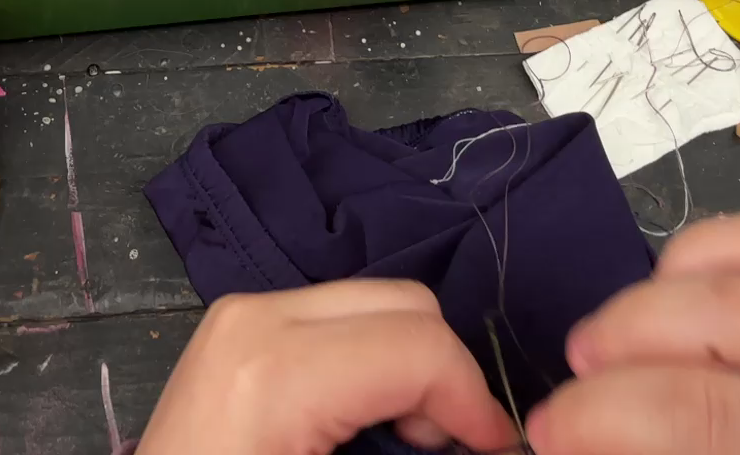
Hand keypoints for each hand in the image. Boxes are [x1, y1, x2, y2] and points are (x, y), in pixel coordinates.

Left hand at [137, 280, 517, 454]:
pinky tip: (359, 417)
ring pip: (375, 301)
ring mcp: (244, 310)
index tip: (496, 454)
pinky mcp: (241, 320)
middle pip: (403, 302)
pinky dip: (371, 359)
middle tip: (442, 449)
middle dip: (443, 376)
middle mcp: (257, 315)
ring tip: (401, 438)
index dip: (476, 403)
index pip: (417, 345)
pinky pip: (338, 315)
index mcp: (276, 370)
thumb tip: (498, 444)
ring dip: (408, 365)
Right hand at [528, 212, 739, 454]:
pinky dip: (708, 249)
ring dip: (653, 296)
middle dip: (622, 342)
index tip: (547, 434)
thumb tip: (585, 441)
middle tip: (571, 375)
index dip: (609, 418)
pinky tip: (671, 284)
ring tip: (607, 335)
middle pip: (734, 328)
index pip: (716, 420)